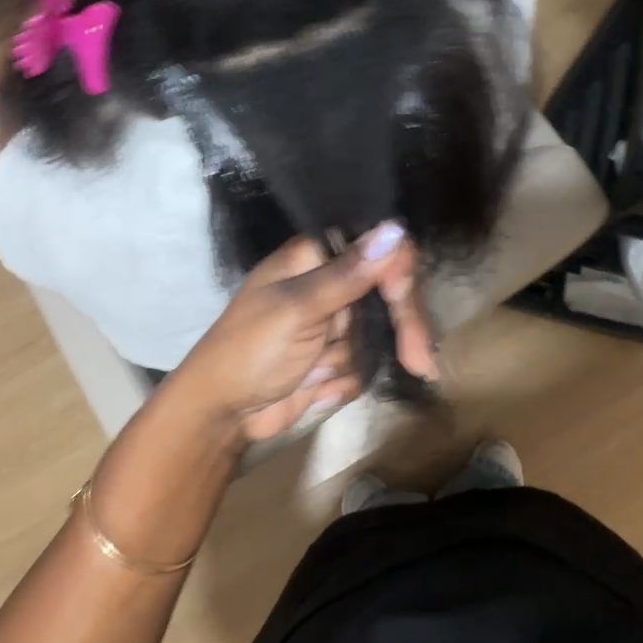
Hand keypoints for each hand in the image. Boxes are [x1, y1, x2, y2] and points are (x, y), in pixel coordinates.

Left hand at [170, 224, 439, 442]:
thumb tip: (395, 228)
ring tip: (314, 376)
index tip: (402, 299)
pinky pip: (365, 364)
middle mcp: (328, 283)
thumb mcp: (298, 308)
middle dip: (401, 329)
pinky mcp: (335, 356)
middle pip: (389, 292)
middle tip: (419, 363)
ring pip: (379, 335)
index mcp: (314, 256)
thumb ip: (348, 273)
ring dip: (350, 361)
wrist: (222, 414)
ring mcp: (333, 321)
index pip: (375, 246)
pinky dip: (342, 381)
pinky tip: (313, 389)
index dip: (397, 271)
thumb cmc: (249, 349)